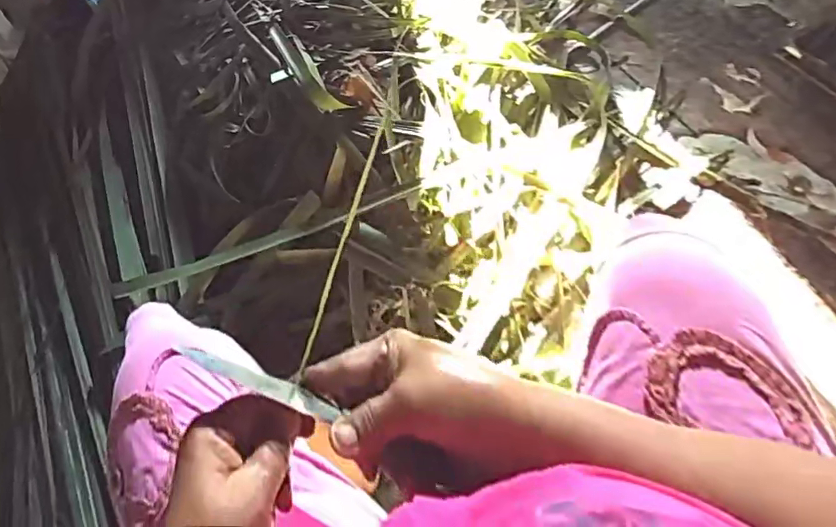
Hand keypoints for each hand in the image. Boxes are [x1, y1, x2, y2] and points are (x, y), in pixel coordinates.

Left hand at [164, 394, 311, 526]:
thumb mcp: (254, 490)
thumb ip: (274, 450)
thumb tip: (291, 417)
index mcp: (210, 427)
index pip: (253, 402)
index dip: (284, 407)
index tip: (312, 422)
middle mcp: (208, 432)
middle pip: (254, 422)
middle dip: (279, 446)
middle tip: (294, 476)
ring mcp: (209, 454)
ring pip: (254, 445)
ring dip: (275, 468)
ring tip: (282, 500)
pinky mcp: (215, 476)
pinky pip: (246, 465)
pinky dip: (264, 480)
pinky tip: (273, 503)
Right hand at [303, 329, 543, 485]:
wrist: (536, 439)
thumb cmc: (468, 402)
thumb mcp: (410, 403)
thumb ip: (367, 420)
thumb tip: (332, 441)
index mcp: (388, 353)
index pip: (338, 371)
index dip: (320, 394)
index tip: (300, 422)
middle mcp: (397, 381)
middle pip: (356, 414)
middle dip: (365, 441)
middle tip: (372, 462)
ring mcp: (416, 416)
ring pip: (379, 445)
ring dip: (395, 464)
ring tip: (419, 472)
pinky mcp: (436, 449)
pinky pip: (405, 465)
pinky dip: (414, 477)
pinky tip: (432, 481)